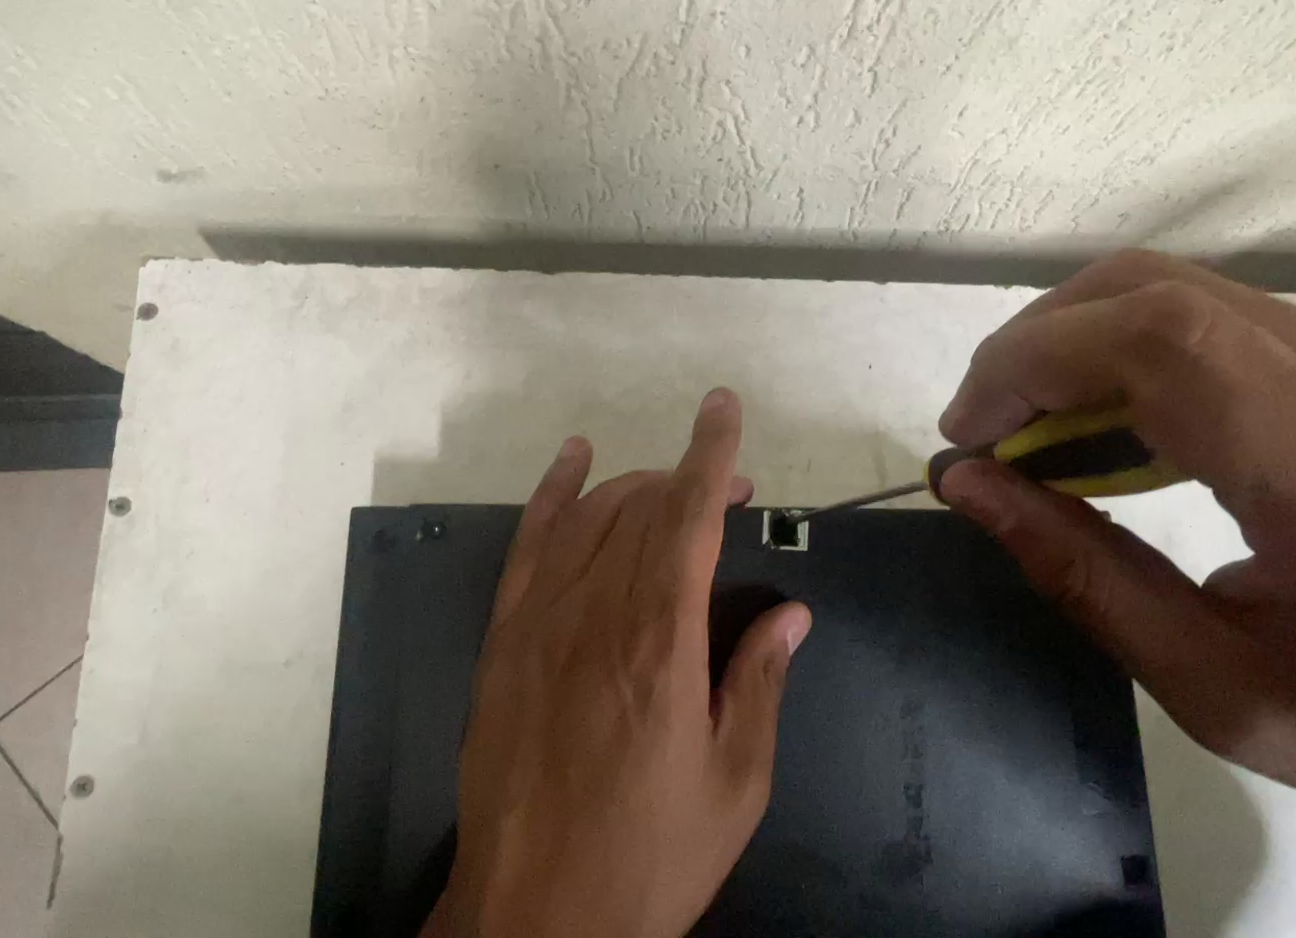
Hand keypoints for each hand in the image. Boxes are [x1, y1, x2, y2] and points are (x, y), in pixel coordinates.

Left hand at [423, 389, 811, 937]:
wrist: (534, 915)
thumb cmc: (649, 854)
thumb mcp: (735, 784)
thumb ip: (760, 683)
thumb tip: (790, 615)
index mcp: (660, 644)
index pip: (689, 520)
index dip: (711, 455)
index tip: (724, 408)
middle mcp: (595, 613)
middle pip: (643, 509)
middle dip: (691, 480)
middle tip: (731, 490)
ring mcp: (540, 620)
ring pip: (591, 514)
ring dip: (637, 485)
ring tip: (674, 486)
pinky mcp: (504, 638)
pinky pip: (529, 543)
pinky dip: (553, 492)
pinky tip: (574, 461)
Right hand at [936, 251, 1295, 922]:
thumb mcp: (1216, 689)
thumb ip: (1080, 572)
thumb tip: (966, 486)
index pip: (1160, 344)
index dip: (1031, 361)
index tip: (968, 432)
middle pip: (1165, 291)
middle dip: (1038, 342)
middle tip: (986, 423)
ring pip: (1195, 292)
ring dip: (1083, 341)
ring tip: (1035, 423)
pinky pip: (1239, 324)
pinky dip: (1142, 354)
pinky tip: (1120, 422)